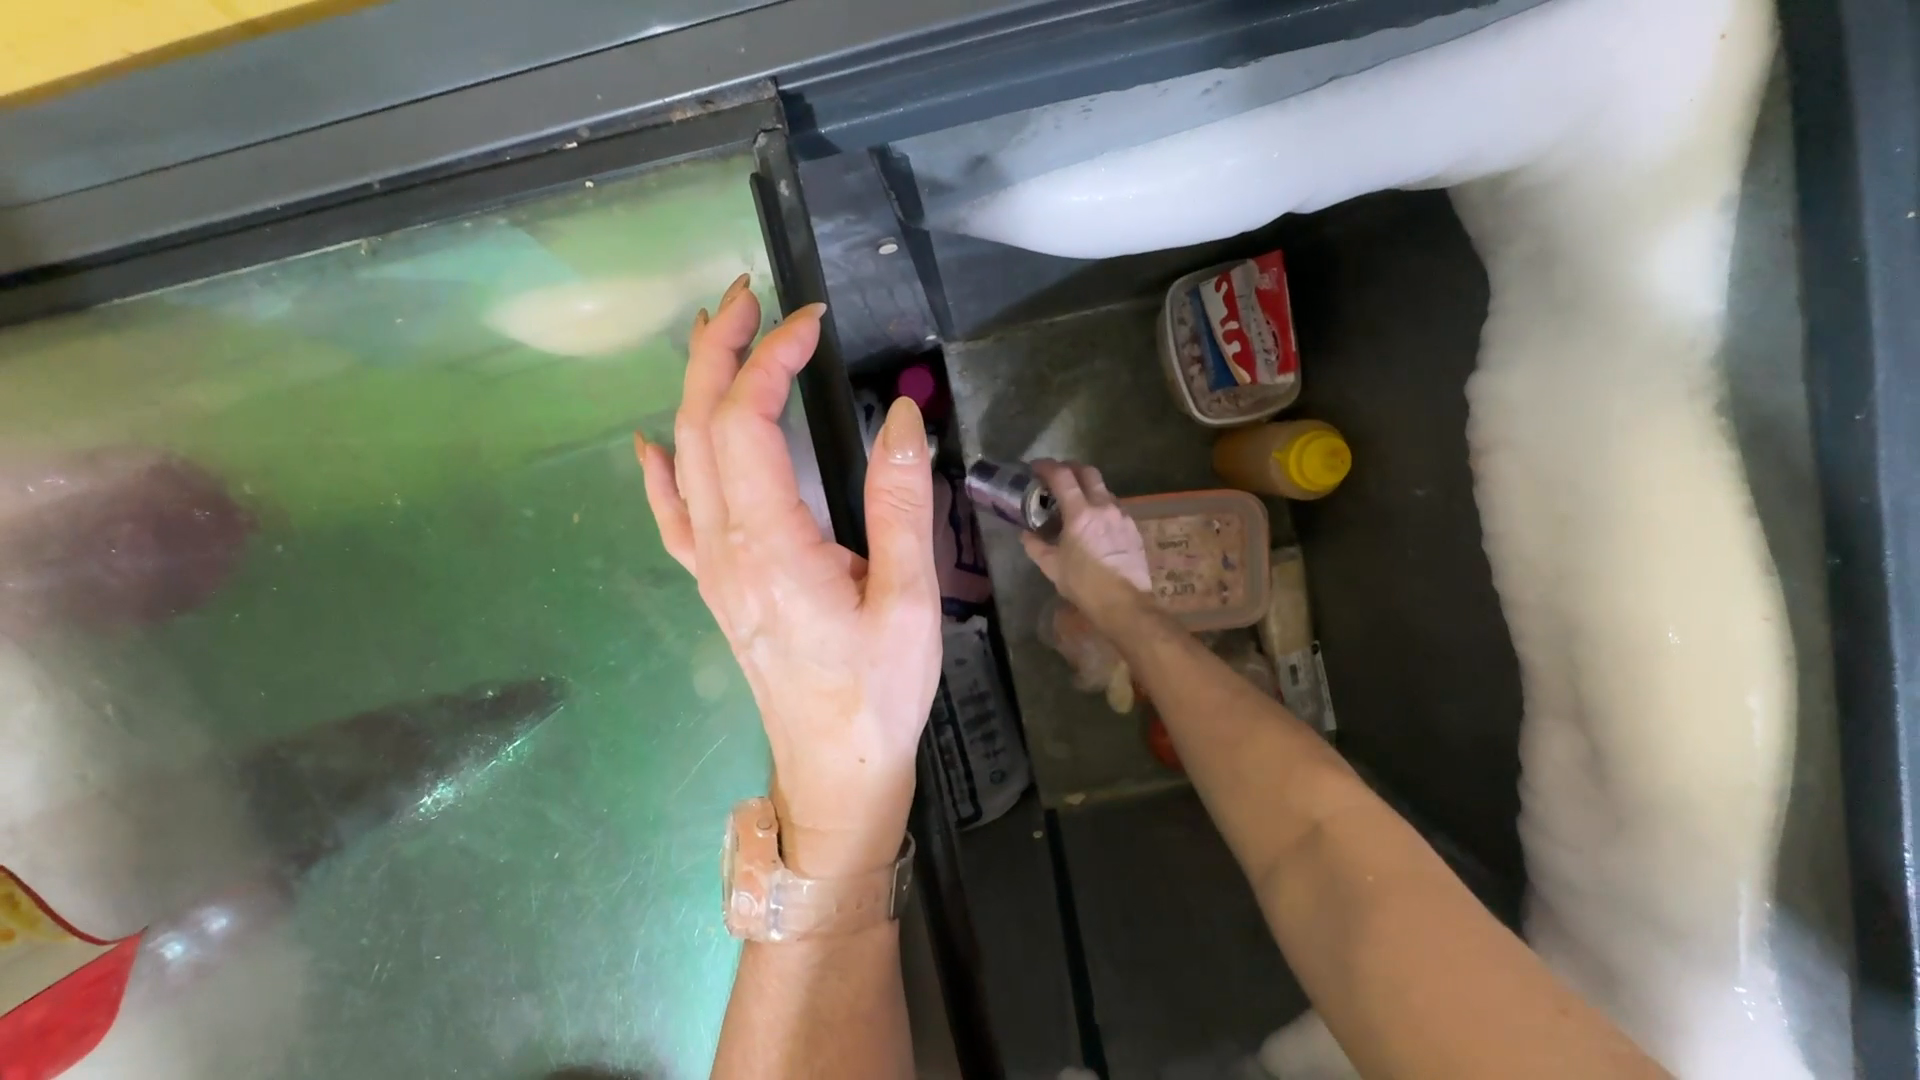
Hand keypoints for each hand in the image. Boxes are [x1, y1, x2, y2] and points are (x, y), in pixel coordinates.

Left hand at [638, 276, 940, 876]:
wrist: (835, 771)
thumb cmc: (878, 691)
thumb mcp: (909, 600)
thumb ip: (900, 505)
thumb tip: (902, 419)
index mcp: (771, 546)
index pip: (748, 424)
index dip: (771, 360)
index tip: (809, 322)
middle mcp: (724, 548)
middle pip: (699, 427)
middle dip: (718, 351)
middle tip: (746, 296)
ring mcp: (710, 569)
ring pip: (683, 460)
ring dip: (696, 391)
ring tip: (718, 338)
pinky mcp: (715, 587)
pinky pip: (671, 518)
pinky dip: (659, 471)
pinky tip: (649, 445)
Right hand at [1020, 460, 1152, 630]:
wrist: (1123, 602)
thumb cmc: (1083, 584)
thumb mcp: (1051, 566)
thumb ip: (1035, 545)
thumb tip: (1026, 534)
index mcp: (1080, 513)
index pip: (1062, 476)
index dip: (1047, 466)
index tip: (1036, 467)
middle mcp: (1104, 507)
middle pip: (1088, 472)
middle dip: (1071, 468)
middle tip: (1057, 476)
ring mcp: (1122, 516)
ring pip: (1104, 489)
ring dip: (1088, 488)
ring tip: (1076, 502)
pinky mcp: (1134, 528)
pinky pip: (1115, 508)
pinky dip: (1101, 506)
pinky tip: (1095, 523)